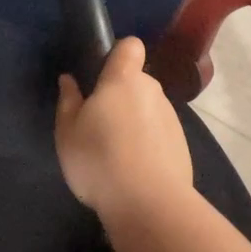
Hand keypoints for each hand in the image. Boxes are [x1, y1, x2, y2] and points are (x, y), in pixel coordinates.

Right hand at [54, 37, 193, 220]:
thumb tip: (69, 80)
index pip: (130, 46)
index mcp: (123, 80)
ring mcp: (171, 118)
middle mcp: (152, 90)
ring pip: (149, 109)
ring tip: (117, 155)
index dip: (118, 54)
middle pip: (137, 82)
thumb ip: (68, 101)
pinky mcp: (182, 145)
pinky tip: (135, 171)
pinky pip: (160, 134)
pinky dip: (149, 144)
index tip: (101, 75)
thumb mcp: (68, 133)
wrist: (149, 205)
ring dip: (135, 122)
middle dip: (121, 96)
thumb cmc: (100, 160)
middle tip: (100, 125)